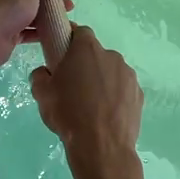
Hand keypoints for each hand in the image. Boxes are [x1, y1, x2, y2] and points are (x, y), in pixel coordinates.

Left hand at [0, 0, 66, 73]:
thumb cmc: (8, 6)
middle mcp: (1, 1)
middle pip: (28, 2)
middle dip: (48, 6)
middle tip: (68, 11)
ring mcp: (3, 20)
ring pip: (28, 19)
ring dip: (46, 22)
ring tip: (67, 26)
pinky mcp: (6, 37)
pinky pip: (26, 34)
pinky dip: (39, 35)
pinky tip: (55, 37)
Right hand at [30, 25, 142, 162]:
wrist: (101, 147)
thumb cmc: (67, 113)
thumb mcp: (40, 92)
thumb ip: (40, 74)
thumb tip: (46, 73)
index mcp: (86, 49)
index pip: (80, 31)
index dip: (70, 40)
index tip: (61, 55)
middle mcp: (111, 56)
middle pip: (96, 53)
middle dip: (85, 63)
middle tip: (72, 84)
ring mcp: (129, 76)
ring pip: (110, 71)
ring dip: (101, 80)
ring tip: (90, 104)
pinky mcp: (139, 95)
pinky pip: (122, 89)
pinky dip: (114, 96)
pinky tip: (104, 114)